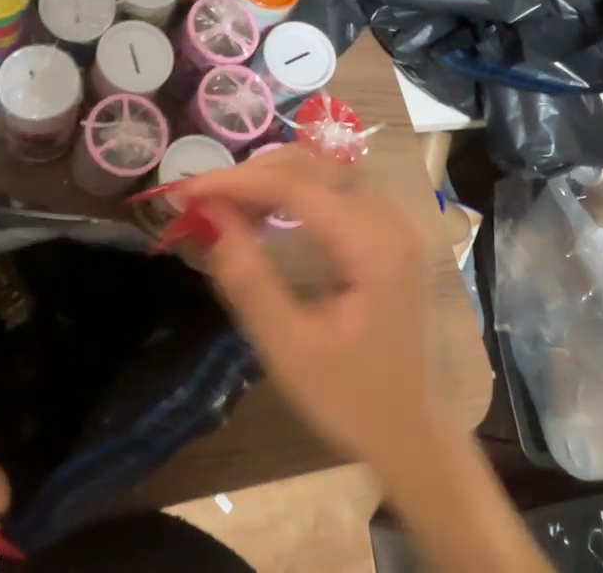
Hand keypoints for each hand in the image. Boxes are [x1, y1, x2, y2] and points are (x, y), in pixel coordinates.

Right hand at [178, 148, 448, 470]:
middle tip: (202, 200)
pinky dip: (292, 192)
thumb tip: (210, 218)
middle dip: (251, 175)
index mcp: (374, 246)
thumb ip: (248, 278)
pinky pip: (335, 191)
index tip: (185, 192)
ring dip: (270, 178)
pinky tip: (262, 213)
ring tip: (224, 205)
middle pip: (313, 166)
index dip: (235, 181)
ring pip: (323, 171)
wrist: (416, 436)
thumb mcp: (288, 347)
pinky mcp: (389, 236)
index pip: (296, 185)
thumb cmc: (353, 399)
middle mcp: (391, 220)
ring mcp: (395, 225)